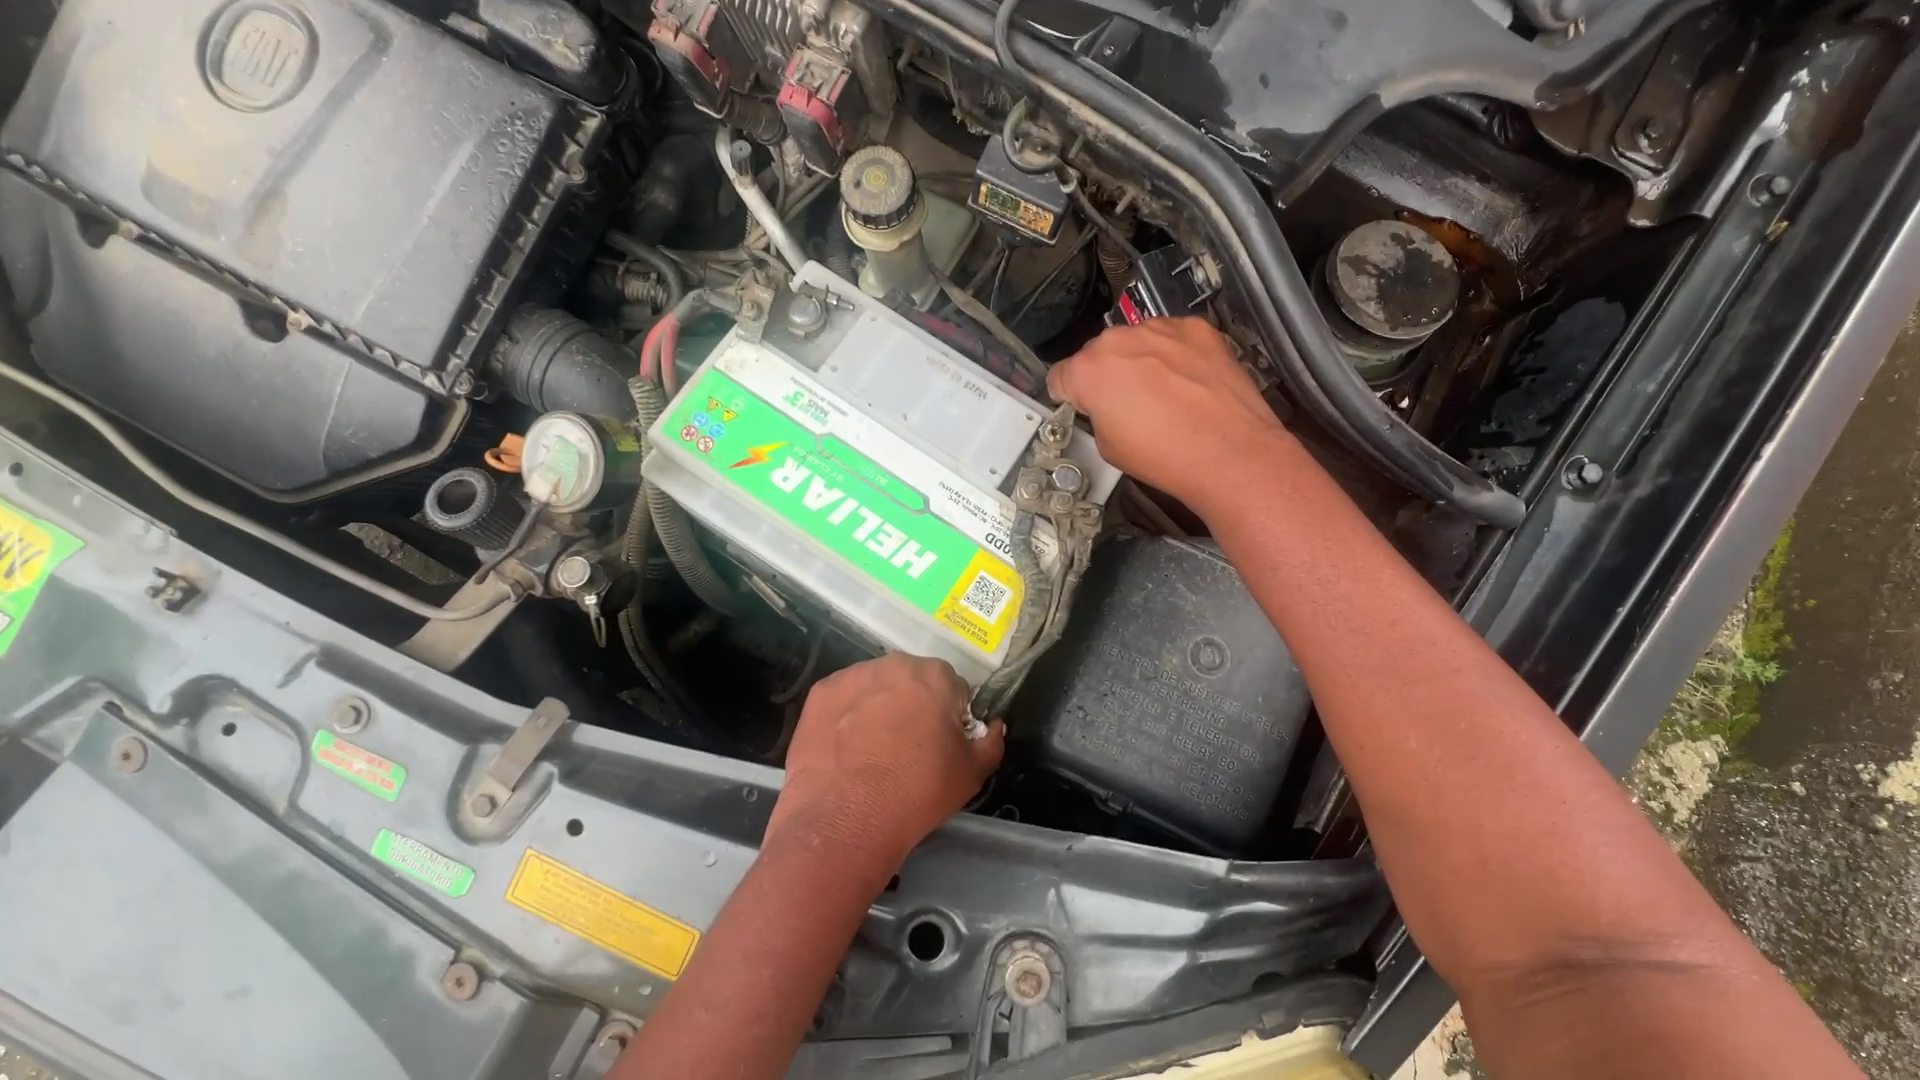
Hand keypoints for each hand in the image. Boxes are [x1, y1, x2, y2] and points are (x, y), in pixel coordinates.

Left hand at [768, 654, 1004, 868]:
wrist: (845, 820)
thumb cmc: (917, 794)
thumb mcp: (972, 774)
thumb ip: (991, 742)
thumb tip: (993, 727)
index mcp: (936, 676)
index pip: (954, 688)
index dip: (950, 717)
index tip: (941, 744)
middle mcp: (894, 665)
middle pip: (912, 681)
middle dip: (914, 706)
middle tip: (909, 748)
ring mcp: (852, 676)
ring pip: (876, 687)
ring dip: (879, 707)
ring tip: (873, 752)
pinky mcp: (819, 694)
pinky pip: (843, 699)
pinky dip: (846, 716)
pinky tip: (846, 750)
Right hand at [1048, 317, 1293, 515]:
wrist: (1229, 452)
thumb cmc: (1168, 455)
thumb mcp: (1109, 448)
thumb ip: (1097, 415)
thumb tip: (1104, 409)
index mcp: (1088, 371)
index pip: (1061, 375)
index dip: (1070, 395)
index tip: (1081, 404)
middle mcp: (1120, 340)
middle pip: (1100, 354)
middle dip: (1109, 376)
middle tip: (1127, 407)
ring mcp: (1160, 329)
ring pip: (1138, 342)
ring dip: (1142, 362)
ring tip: (1164, 397)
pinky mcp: (1196, 329)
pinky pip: (1173, 337)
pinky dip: (1175, 355)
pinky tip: (1187, 384)